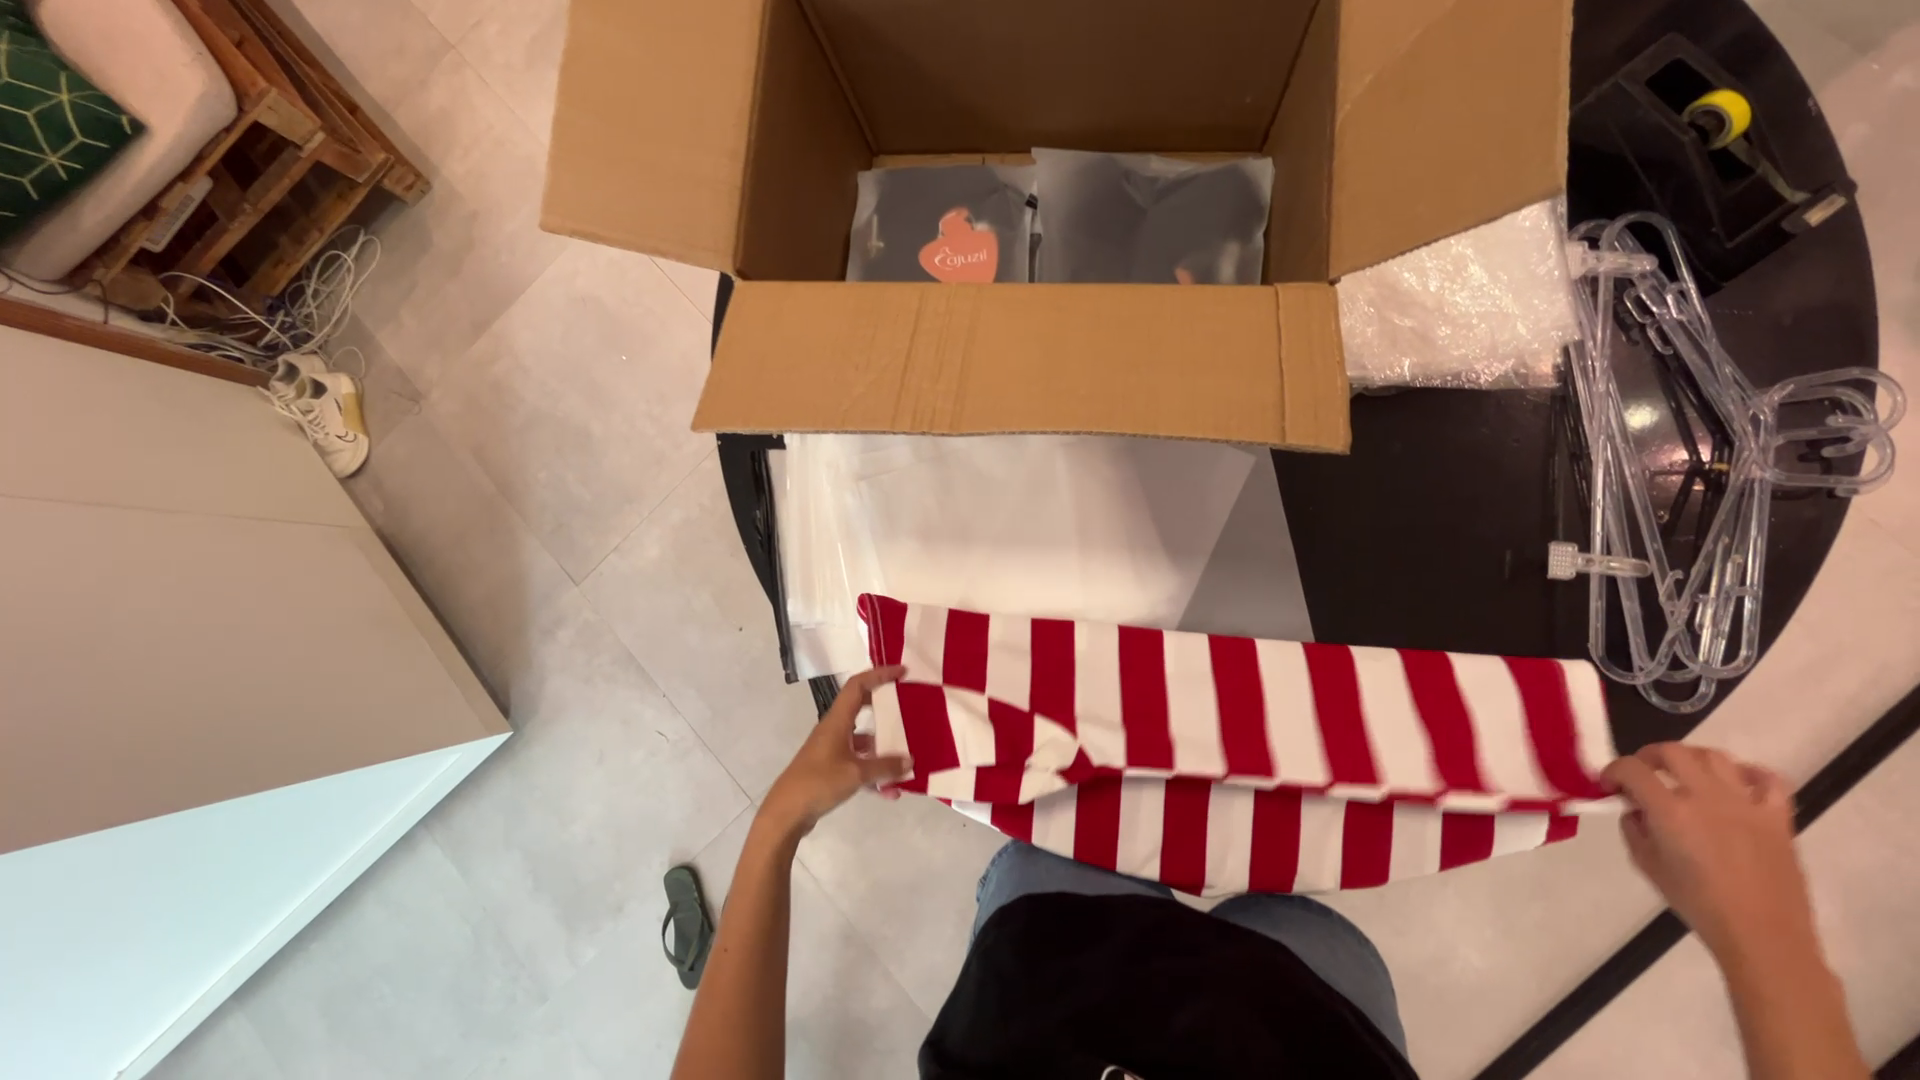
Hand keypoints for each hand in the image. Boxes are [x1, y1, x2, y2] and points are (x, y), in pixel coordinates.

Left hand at [760, 667, 913, 836]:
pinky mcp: (830, 770)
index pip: (858, 685)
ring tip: (906, 763)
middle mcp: (834, 730)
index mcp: (837, 721)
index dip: (880, 675)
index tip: (902, 672)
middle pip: (861, 708)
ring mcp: (831, 750)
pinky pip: (858, 764)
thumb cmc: (819, 783)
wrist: (786, 813)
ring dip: (883, 750)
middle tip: (908, 708)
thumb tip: (910, 761)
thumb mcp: (856, 774)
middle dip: (886, 708)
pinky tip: (889, 792)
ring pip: (863, 741)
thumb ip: (885, 766)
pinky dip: (873, 774)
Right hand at [1604, 743, 1813, 960]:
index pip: (1631, 769)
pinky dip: (1748, 773)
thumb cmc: (1698, 903)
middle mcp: (1707, 798)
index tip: (1609, 786)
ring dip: (1691, 760)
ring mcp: (1747, 805)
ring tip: (1684, 776)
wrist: (1762, 934)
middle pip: (1672, 752)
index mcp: (1670, 812)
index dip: (1613, 772)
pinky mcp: (1777, 817)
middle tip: (1642, 774)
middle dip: (1647, 757)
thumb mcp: (1647, 865)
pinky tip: (1735, 784)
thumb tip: (1635, 809)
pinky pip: (1768, 779)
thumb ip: (1635, 829)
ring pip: (1715, 757)